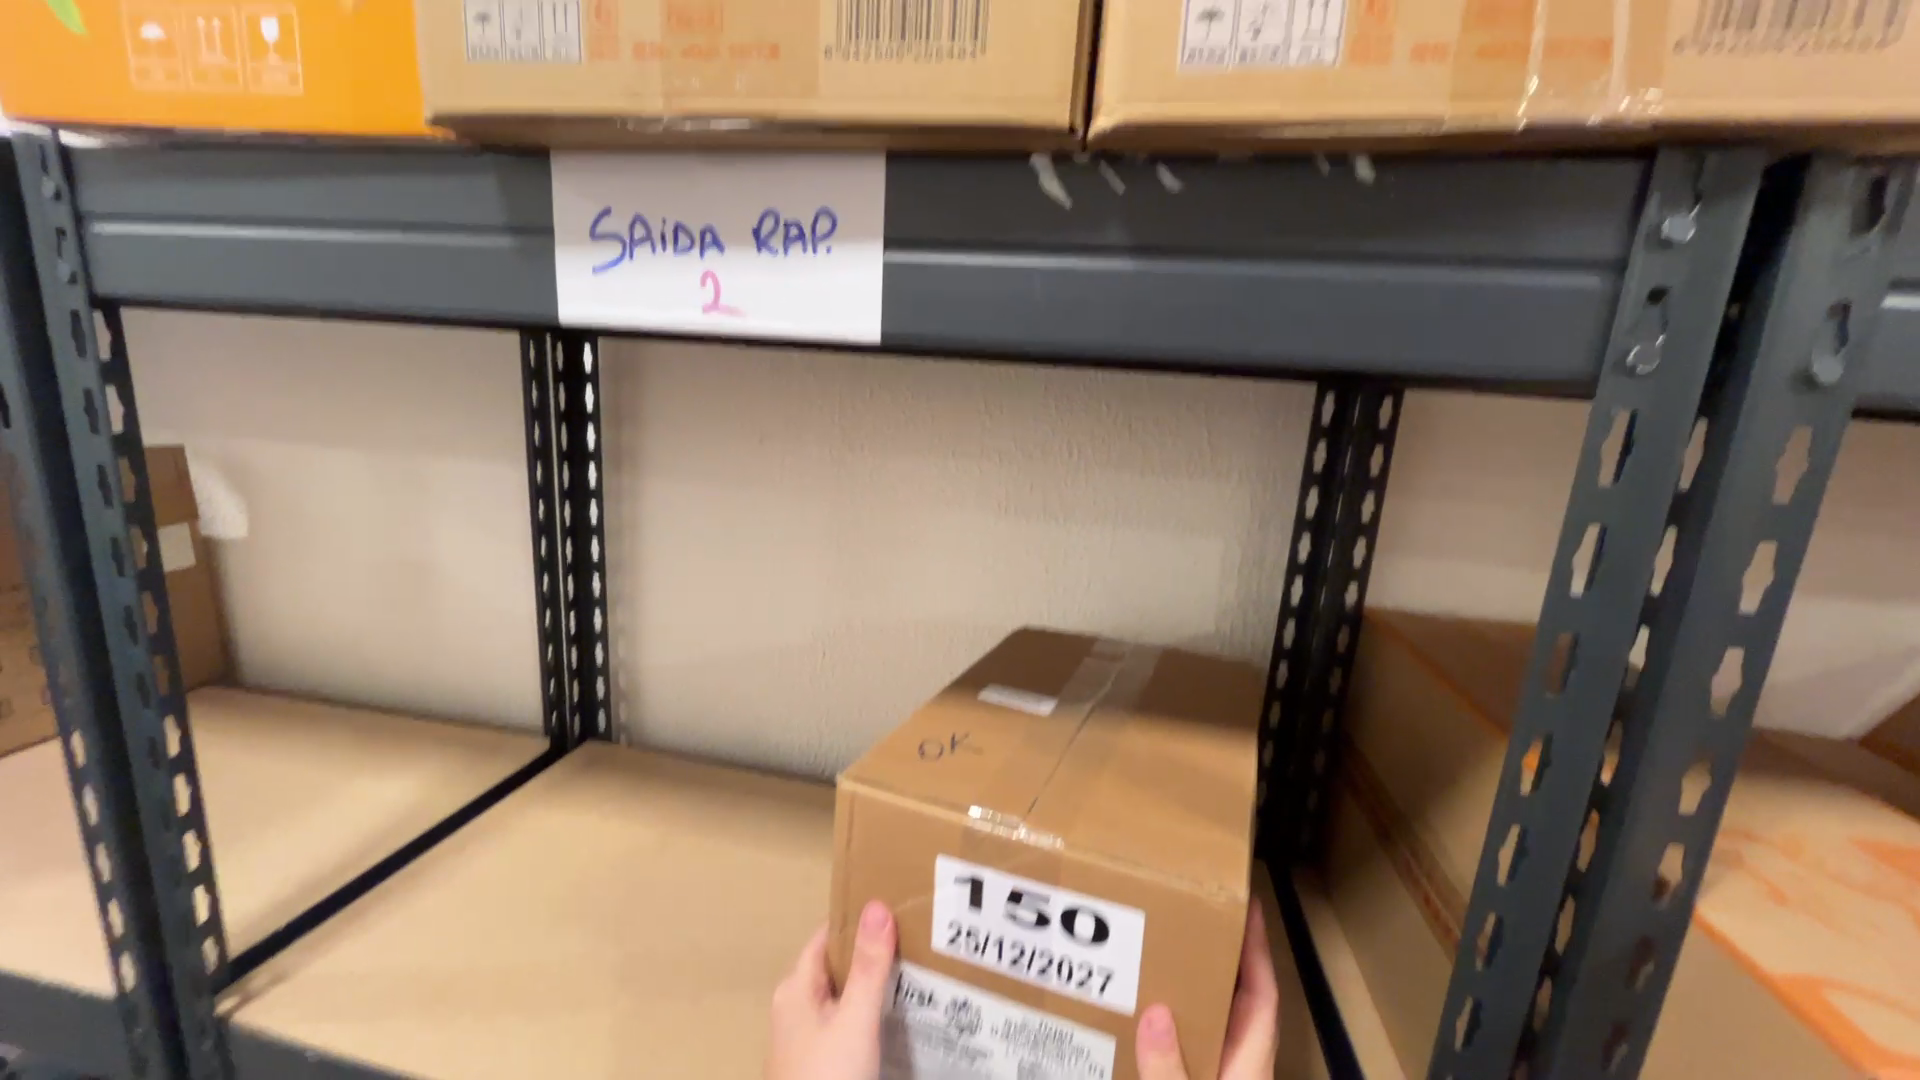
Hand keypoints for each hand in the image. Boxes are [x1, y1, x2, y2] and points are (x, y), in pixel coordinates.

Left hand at [767, 901, 898, 1079]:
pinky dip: (868, 1016)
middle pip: (836, 966)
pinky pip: (844, 1025)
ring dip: (872, 987)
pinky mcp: (816, 1063)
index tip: (899, 909)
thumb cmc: (829, 1078)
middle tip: (916, 942)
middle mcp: (794, 1008)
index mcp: (795, 988)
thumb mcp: (855, 1020)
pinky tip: (895, 1020)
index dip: (860, 921)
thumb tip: (877, 904)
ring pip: (843, 997)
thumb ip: (868, 966)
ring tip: (914, 975)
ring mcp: (804, 1039)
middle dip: (872, 955)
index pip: (829, 935)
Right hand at [1136, 903, 1280, 1079]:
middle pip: (1239, 998)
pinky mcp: (1196, 1078)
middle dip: (1221, 954)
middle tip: (1195, 909)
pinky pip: (1189, 1040)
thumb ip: (1169, 1070)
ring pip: (1212, 1019)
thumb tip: (1156, 1012)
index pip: (1262, 996)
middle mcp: (1240, 1065)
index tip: (1249, 905)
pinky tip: (1145, 1002)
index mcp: (1250, 1068)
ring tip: (1165, 942)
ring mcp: (1221, 1073)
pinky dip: (1174, 1016)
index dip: (1257, 949)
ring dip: (1194, 983)